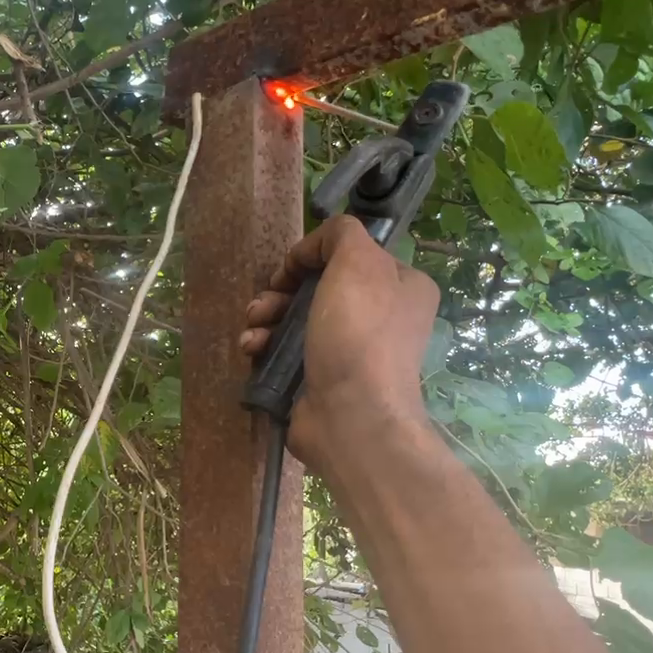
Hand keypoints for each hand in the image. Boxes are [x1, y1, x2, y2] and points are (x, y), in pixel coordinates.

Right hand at [238, 217, 440, 465]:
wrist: (351, 417)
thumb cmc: (358, 336)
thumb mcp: (358, 264)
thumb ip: (340, 234)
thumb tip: (315, 246)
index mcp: (400, 285)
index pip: (349, 255)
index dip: (312, 256)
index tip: (288, 271)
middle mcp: (379, 315)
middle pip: (316, 286)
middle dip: (280, 291)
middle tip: (264, 303)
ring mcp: (348, 349)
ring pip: (295, 318)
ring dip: (264, 318)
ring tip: (253, 330)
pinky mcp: (319, 377)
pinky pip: (284, 350)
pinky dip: (264, 346)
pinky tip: (252, 349)